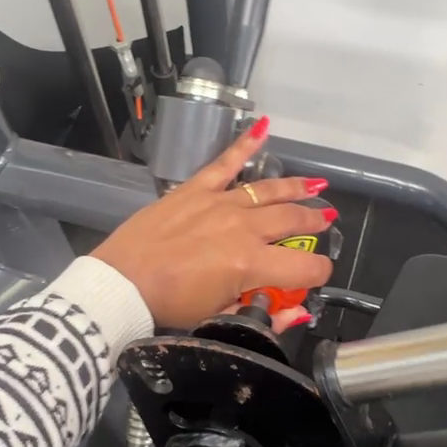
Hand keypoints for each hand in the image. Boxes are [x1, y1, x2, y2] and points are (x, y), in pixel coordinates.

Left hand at [93, 118, 334, 329]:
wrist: (122, 282)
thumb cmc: (170, 305)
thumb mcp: (217, 318)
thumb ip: (261, 315)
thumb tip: (295, 312)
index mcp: (251, 264)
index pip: (305, 266)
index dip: (319, 273)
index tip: (316, 276)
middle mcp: (243, 228)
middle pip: (292, 220)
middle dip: (314, 223)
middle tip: (324, 222)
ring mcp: (220, 203)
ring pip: (269, 190)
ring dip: (296, 188)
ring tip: (316, 185)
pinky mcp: (195, 188)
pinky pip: (225, 163)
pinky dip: (245, 145)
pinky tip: (264, 127)